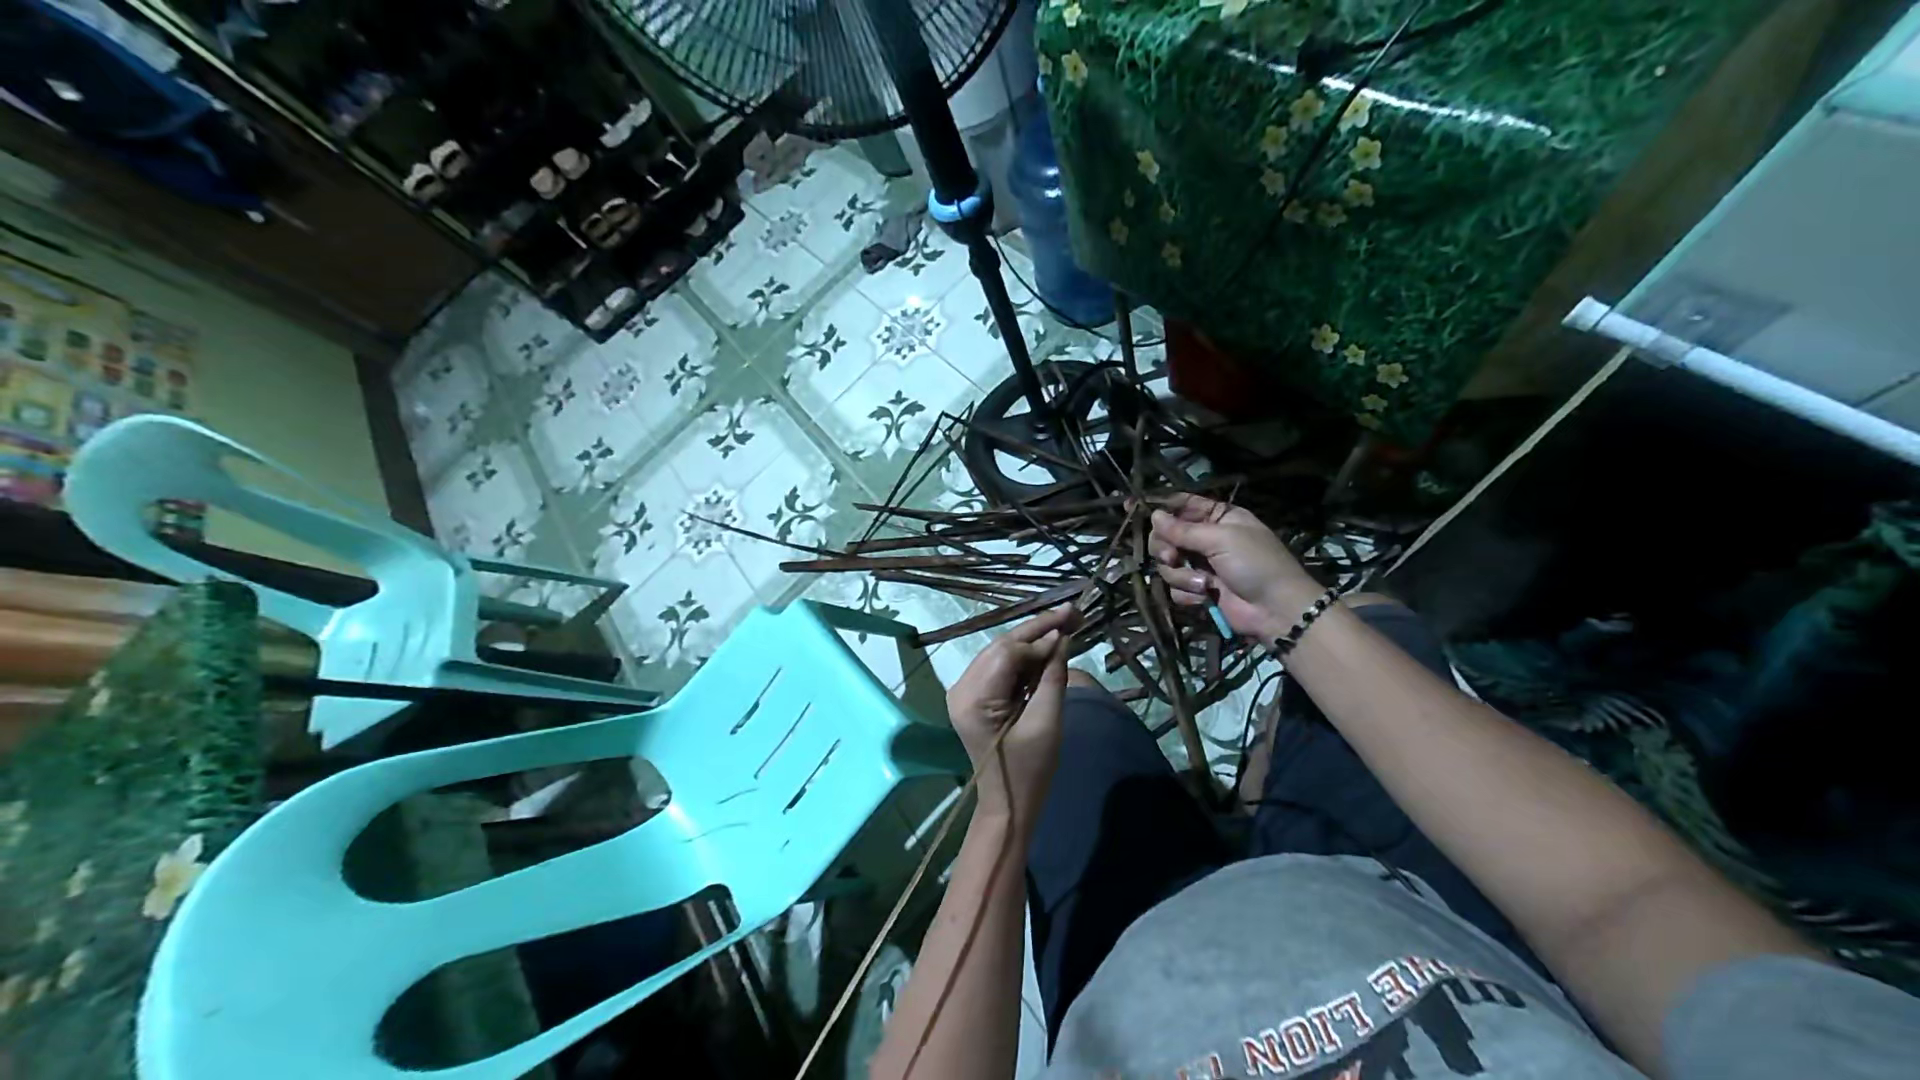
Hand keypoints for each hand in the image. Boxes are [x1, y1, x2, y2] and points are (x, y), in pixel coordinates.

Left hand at [945, 605, 1075, 827]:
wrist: (1009, 804)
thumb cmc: (1030, 770)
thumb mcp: (1047, 722)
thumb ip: (1052, 676)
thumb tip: (1062, 638)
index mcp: (973, 698)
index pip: (1008, 653)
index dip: (1041, 636)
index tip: (1073, 623)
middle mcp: (961, 688)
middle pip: (1002, 647)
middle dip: (1038, 630)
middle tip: (1073, 614)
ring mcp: (964, 691)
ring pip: (1001, 653)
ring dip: (1032, 641)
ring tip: (1066, 626)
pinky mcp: (974, 696)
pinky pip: (999, 667)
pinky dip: (1024, 658)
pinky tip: (1047, 649)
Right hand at [1148, 493, 1321, 639]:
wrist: (1276, 609)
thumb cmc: (1256, 564)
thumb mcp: (1221, 538)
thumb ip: (1183, 529)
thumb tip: (1154, 515)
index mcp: (1218, 517)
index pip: (1182, 505)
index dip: (1158, 506)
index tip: (1130, 506)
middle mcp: (1207, 539)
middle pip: (1166, 535)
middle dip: (1166, 547)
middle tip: (1173, 556)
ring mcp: (1201, 565)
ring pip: (1167, 563)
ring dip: (1181, 574)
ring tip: (1202, 583)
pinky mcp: (1198, 590)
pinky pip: (1175, 587)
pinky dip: (1188, 592)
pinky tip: (1206, 596)